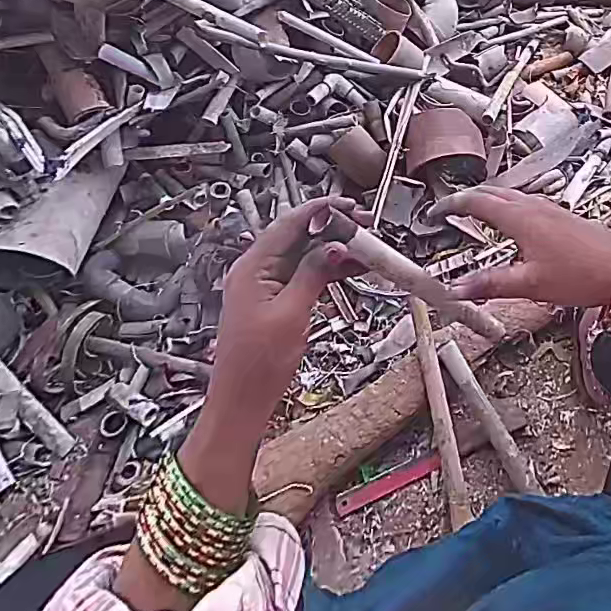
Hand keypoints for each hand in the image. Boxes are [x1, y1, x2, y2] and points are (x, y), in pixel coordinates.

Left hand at [208, 196, 357, 410]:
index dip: (322, 211)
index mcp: (252, 268)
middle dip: (334, 228)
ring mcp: (269, 285)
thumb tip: (333, 247)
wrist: (244, 403)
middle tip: (364, 225)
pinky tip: (353, 267)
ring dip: (337, 249)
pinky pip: (309, 273)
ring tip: (366, 246)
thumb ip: (313, 274)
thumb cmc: (256, 366)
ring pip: (308, 254)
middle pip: (301, 236)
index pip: (289, 224)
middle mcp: (258, 271)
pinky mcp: (280, 299)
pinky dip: (331, 269)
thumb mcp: (291, 313)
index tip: (349, 206)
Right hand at [430, 186, 610, 306]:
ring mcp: (548, 208)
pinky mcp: (560, 215)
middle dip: (466, 199)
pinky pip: (524, 203)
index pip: (475, 202)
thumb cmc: (583, 272)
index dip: (450, 205)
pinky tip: (511, 225)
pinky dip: (507, 208)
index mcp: (520, 217)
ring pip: (509, 195)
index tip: (436, 212)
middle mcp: (533, 206)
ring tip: (474, 214)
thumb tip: (459, 290)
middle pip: (490, 193)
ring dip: (487, 201)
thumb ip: (490, 284)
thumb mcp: (529, 284)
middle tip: (449, 211)